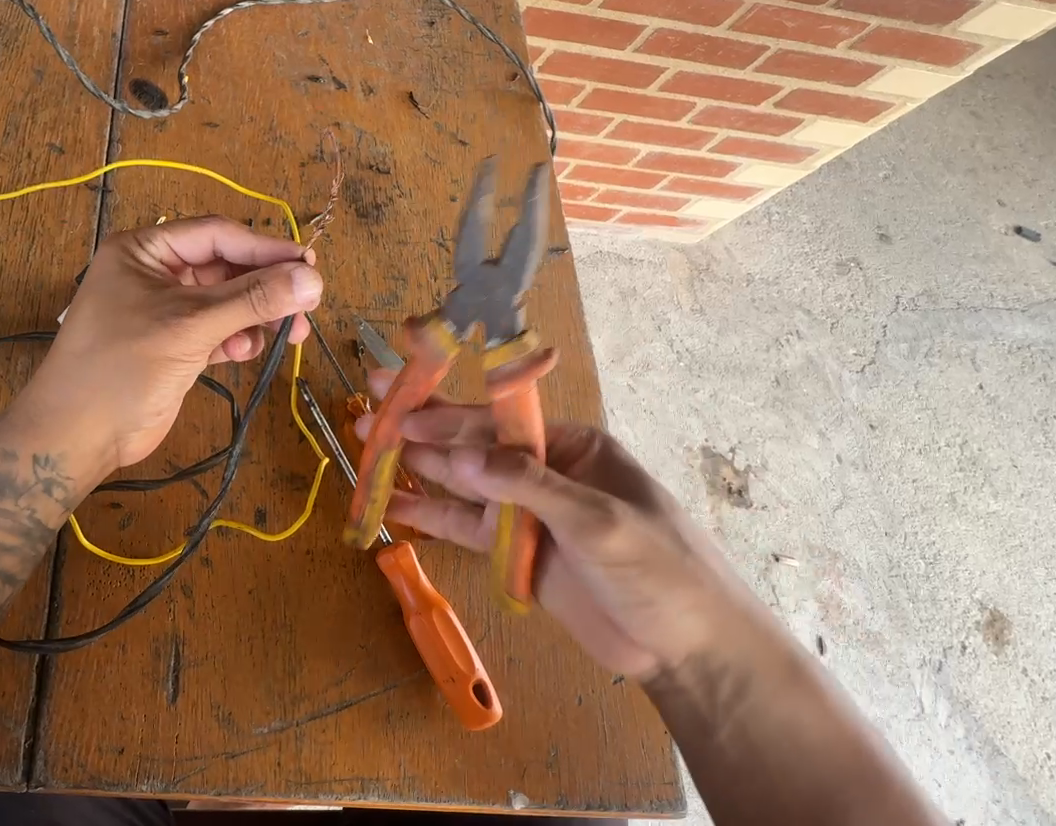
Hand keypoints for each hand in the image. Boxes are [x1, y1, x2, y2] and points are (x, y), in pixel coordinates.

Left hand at [27, 216, 322, 472]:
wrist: (77, 435)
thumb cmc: (123, 367)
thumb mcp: (189, 326)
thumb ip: (252, 299)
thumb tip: (313, 278)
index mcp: (144, 250)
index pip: (216, 235)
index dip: (265, 248)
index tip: (311, 265)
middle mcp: (153, 273)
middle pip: (224, 268)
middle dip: (264, 287)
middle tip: (307, 305)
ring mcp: (162, 310)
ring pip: (224, 301)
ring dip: (255, 315)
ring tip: (286, 335)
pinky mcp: (172, 345)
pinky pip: (216, 330)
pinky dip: (235, 338)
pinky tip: (246, 352)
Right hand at [357, 383, 775, 679]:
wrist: (690, 650)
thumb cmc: (661, 569)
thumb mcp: (599, 520)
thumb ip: (527, 484)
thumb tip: (458, 455)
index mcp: (569, 446)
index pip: (497, 421)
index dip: (445, 413)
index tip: (400, 405)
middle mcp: (539, 470)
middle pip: (469, 446)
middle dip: (418, 431)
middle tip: (367, 415)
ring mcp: (523, 511)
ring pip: (458, 484)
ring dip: (414, 469)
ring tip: (365, 452)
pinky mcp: (512, 551)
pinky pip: (462, 526)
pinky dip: (428, 515)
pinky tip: (392, 506)